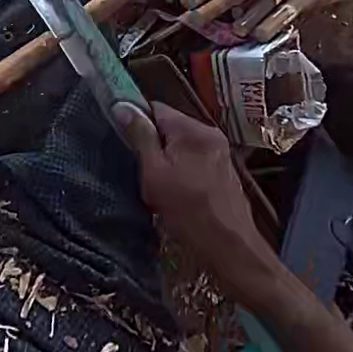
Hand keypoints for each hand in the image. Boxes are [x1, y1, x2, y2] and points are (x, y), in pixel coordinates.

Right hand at [113, 102, 281, 299]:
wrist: (229, 245)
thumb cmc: (188, 210)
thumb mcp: (154, 173)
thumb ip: (140, 137)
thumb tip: (123, 106)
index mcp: (192, 128)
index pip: (157, 108)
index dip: (138, 121)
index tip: (127, 143)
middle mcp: (209, 132)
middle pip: (171, 126)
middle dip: (154, 144)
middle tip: (143, 170)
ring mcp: (220, 150)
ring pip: (183, 144)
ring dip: (168, 159)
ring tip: (159, 185)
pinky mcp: (225, 169)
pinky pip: (196, 158)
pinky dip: (183, 169)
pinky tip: (178, 192)